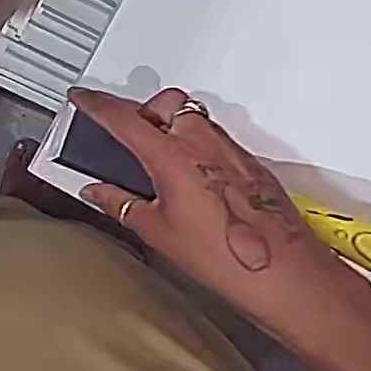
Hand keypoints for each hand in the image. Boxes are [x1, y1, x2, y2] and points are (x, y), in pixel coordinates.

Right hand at [69, 87, 370, 323]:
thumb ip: (120, 203)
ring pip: (190, 113)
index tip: (83, 97)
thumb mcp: (158, 231)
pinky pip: (212, 133)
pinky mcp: (247, 159)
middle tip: (124, 133)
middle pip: (162, 101)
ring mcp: (228, 147)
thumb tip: (99, 193)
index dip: (96, 103)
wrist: (286, 274)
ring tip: (156, 154)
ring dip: (169, 122)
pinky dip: (194, 140)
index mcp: (171, 155)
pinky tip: (188, 171)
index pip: (122, 116)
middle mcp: (201, 141)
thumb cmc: (227, 257)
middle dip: (139, 109)